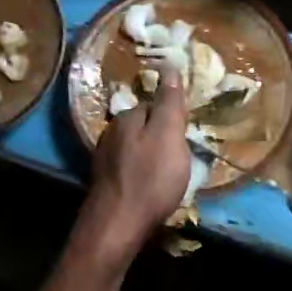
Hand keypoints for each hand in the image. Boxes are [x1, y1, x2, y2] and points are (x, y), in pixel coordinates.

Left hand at [86, 66, 190, 247]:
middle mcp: (110, 133)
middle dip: (159, 134)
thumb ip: (169, 103)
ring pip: (134, 147)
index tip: (186, 130)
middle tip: (181, 153)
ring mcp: (104, 158)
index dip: (171, 115)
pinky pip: (128, 166)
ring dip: (150, 154)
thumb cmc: (149, 178)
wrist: (118, 223)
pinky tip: (150, 184)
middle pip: (141, 126)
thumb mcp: (168, 135)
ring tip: (169, 170)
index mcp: (126, 118)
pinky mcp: (105, 181)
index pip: (151, 104)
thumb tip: (169, 67)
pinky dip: (141, 171)